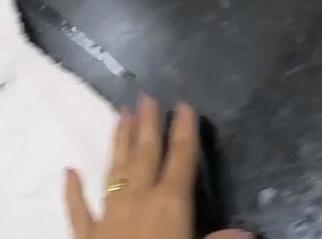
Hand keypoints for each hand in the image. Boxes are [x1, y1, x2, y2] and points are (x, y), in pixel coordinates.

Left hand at [64, 95, 251, 238]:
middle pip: (146, 155)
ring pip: (116, 171)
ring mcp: (110, 215)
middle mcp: (140, 199)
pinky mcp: (85, 235)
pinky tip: (69, 170)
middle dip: (148, 125)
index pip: (181, 158)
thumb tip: (251, 232)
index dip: (184, 131)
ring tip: (121, 115)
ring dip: (119, 143)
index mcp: (171, 203)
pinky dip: (72, 190)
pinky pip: (78, 209)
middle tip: (145, 96)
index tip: (183, 103)